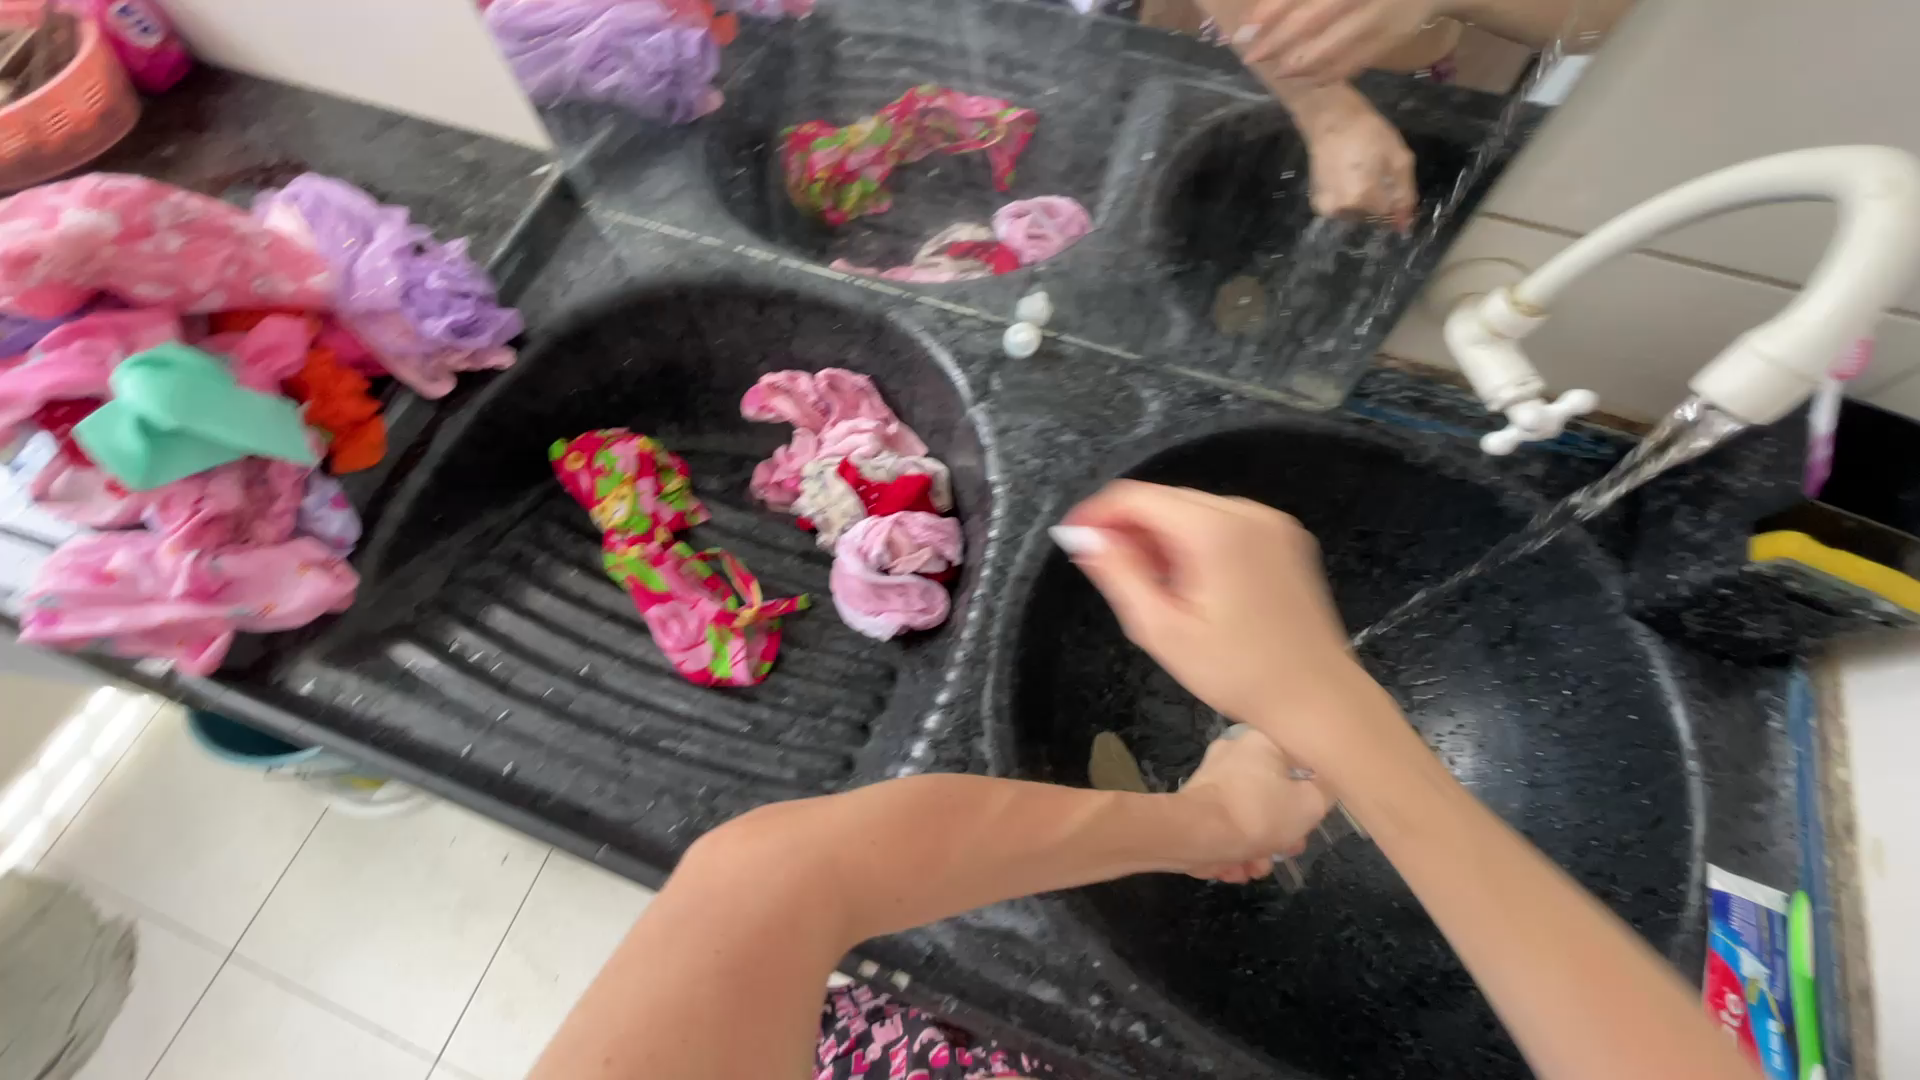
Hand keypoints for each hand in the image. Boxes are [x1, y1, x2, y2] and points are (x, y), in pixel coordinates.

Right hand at [1053, 481, 1390, 768]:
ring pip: (1191, 510)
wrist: (1319, 699)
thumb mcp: (1161, 629)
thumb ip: (1117, 573)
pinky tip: (1186, 582)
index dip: (1097, 514)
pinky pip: (1221, 524)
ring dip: (1159, 536)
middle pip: (1165, 500)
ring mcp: (1271, 523)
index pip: (1137, 497)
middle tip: (1106, 570)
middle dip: (1127, 527)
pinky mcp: (1284, 539)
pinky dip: (1192, 542)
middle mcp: (1247, 513)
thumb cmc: (1236, 672)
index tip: (1073, 541)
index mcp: (1216, 530)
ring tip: (1149, 585)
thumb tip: (1082, 537)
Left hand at [1177, 726, 1330, 882]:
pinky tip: (1237, 867)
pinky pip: (1227, 826)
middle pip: (1275, 795)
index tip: (1312, 814)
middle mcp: (1234, 754)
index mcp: (1260, 742)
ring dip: (1260, 847)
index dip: (1312, 792)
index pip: (1299, 761)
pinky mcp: (1197, 805)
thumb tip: (1324, 783)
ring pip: (1251, 816)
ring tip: (1257, 865)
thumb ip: (1325, 791)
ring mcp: (1213, 780)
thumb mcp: (1310, 804)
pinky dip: (1235, 848)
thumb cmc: (1259, 814)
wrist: (1195, 834)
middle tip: (1287, 848)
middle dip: (1284, 830)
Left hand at [1219, 0, 1442, 79]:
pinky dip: (1325, 73)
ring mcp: (1382, 14)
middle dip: (1278, 40)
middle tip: (1252, 55)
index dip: (1274, 8)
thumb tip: (1263, 15)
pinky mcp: (1391, 37)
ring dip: (1299, 63)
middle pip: (1314, 19)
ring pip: (1331, 46)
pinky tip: (1306, 78)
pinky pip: (1352, 63)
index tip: (1247, 26)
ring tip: (1278, 70)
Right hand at [1295, 87, 1417, 228]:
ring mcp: (1327, 209)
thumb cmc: (1369, 133)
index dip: (1397, 205)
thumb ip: (1405, 192)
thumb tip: (1406, 225)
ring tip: (1364, 177)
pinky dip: (1349, 200)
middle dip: (1380, 203)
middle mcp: (1342, 209)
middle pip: (1370, 218)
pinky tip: (1350, 180)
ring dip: (1364, 203)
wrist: (1331, 122)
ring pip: (1355, 216)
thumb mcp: (1398, 158)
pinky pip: (1341, 210)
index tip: (1401, 192)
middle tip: (1380, 177)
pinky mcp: (1317, 205)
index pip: (1387, 215)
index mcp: (1363, 198)